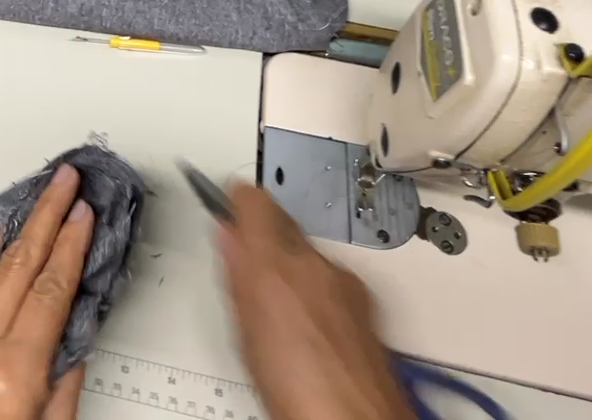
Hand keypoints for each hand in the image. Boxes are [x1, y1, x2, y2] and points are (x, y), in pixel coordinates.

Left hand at [0, 163, 94, 419]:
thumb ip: (68, 363)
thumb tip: (77, 309)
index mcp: (14, 370)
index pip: (51, 286)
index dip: (71, 242)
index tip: (85, 210)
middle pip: (21, 260)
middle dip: (48, 212)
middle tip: (66, 180)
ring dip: (15, 224)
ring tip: (38, 200)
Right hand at [217, 184, 412, 419]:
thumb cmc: (295, 394)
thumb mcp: (243, 334)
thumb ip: (236, 276)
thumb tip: (229, 237)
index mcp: (272, 264)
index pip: (251, 198)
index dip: (236, 200)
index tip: (227, 208)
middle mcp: (311, 262)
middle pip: (280, 221)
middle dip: (261, 237)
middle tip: (245, 267)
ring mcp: (343, 278)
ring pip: (306, 251)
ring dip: (291, 266)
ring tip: (279, 312)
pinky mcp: (364, 298)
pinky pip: (331, 275)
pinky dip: (317, 289)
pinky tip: (310, 327)